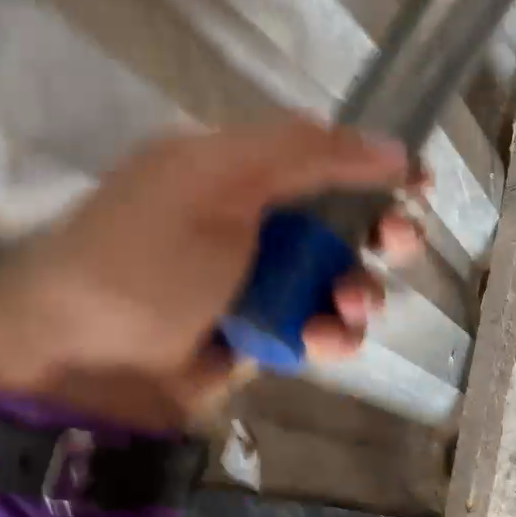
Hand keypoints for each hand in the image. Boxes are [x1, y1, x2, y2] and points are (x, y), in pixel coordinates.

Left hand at [0, 120, 424, 432]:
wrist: (95, 367)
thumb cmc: (147, 262)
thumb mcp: (215, 185)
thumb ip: (304, 156)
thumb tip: (396, 149)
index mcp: (227, 170)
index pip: (319, 156)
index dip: (373, 167)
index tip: (420, 185)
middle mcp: (251, 221)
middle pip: (347, 221)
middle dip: (381, 235)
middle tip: (397, 246)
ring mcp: (266, 282)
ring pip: (349, 280)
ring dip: (359, 295)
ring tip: (343, 311)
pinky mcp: (276, 333)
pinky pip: (331, 327)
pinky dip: (335, 336)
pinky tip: (318, 344)